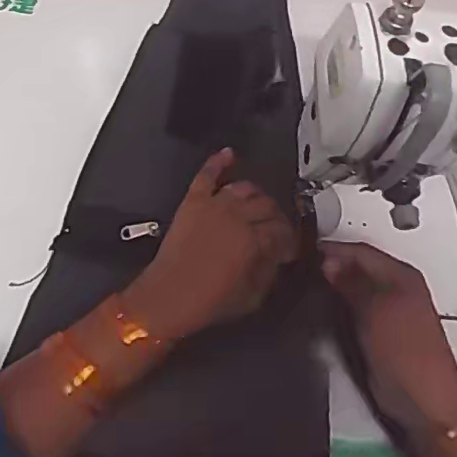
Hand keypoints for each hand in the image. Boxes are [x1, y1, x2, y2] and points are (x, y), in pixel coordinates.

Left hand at [122, 149, 297, 339]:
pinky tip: (230, 154)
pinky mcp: (193, 201)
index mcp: (254, 240)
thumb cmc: (210, 302)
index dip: (289, 240)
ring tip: (259, 205)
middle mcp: (236, 216)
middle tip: (275, 229)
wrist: (167, 297)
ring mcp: (214, 205)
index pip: (282, 230)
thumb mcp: (251, 296)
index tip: (289, 249)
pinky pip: (207, 175)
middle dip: (276, 217)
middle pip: (267, 205)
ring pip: (244, 188)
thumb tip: (277, 257)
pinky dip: (218, 162)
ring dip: (256, 195)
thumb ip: (269, 272)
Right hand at [321, 241, 456, 432]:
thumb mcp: (373, 310)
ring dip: (338, 283)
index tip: (310, 250)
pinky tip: (327, 305)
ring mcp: (392, 310)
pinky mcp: (382, 331)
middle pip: (361, 266)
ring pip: (358, 286)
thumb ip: (351, 284)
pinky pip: (357, 307)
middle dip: (335, 264)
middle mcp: (399, 289)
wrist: (424, 400)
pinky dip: (342, 302)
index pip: (363, 251)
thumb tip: (330, 263)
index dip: (335, 249)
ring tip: (312, 282)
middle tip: (307, 264)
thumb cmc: (407, 353)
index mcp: (403, 276)